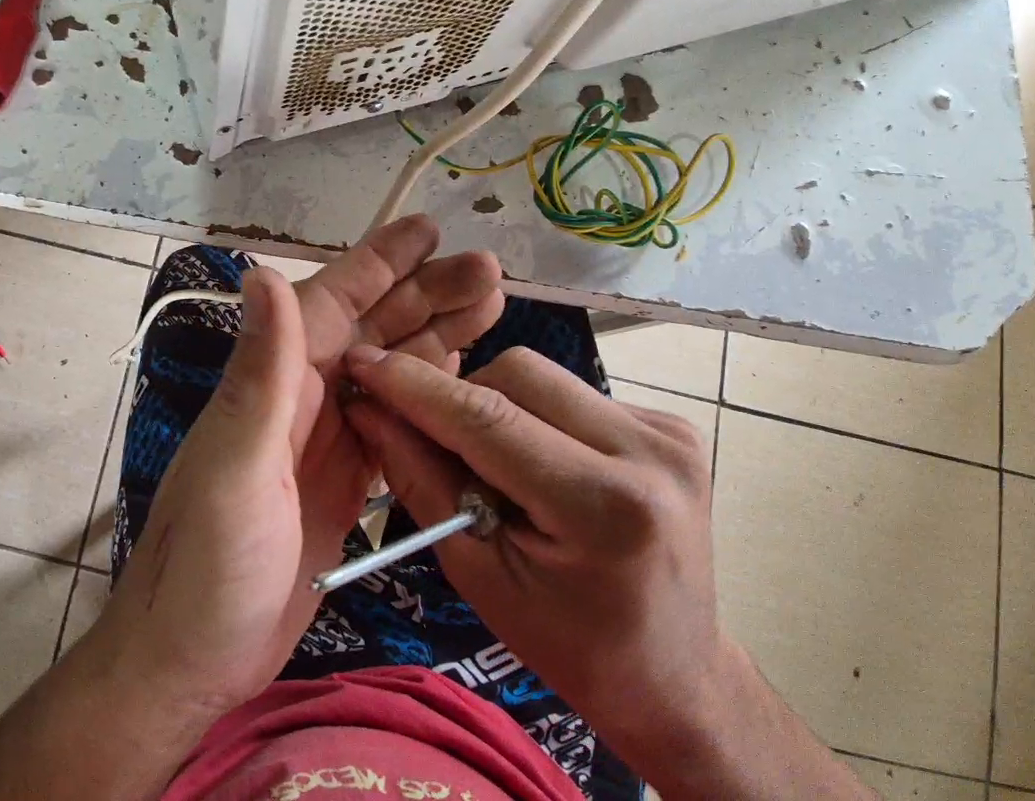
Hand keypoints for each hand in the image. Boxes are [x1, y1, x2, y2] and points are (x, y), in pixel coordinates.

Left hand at [80, 217, 502, 716]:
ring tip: (490, 311)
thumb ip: (259, 373)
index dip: (377, 264)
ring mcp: (321, 445)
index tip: (427, 230)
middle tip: (490, 271)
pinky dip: (427, 402)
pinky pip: (392, 427)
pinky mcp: (340, 487)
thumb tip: (263, 271)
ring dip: (434, 342)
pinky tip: (463, 387)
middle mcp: (296, 403)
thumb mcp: (235, 466)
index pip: (330, 305)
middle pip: (370, 333)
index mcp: (271, 387)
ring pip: (387, 375)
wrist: (194, 656)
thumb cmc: (208, 566)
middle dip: (425, 296)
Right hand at [341, 345, 732, 766]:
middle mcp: (648, 452)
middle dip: (458, 398)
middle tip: (438, 448)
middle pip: (516, 374)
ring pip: (543, 375)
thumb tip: (367, 409)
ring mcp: (671, 432)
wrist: (672, 671)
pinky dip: (535, 416)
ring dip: (496, 405)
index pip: (485, 418)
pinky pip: (572, 391)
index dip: (413, 386)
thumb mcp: (476, 573)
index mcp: (603, 507)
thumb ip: (419, 479)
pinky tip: (542, 469)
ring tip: (497, 468)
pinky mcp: (676, 424)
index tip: (358, 362)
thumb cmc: (565, 642)